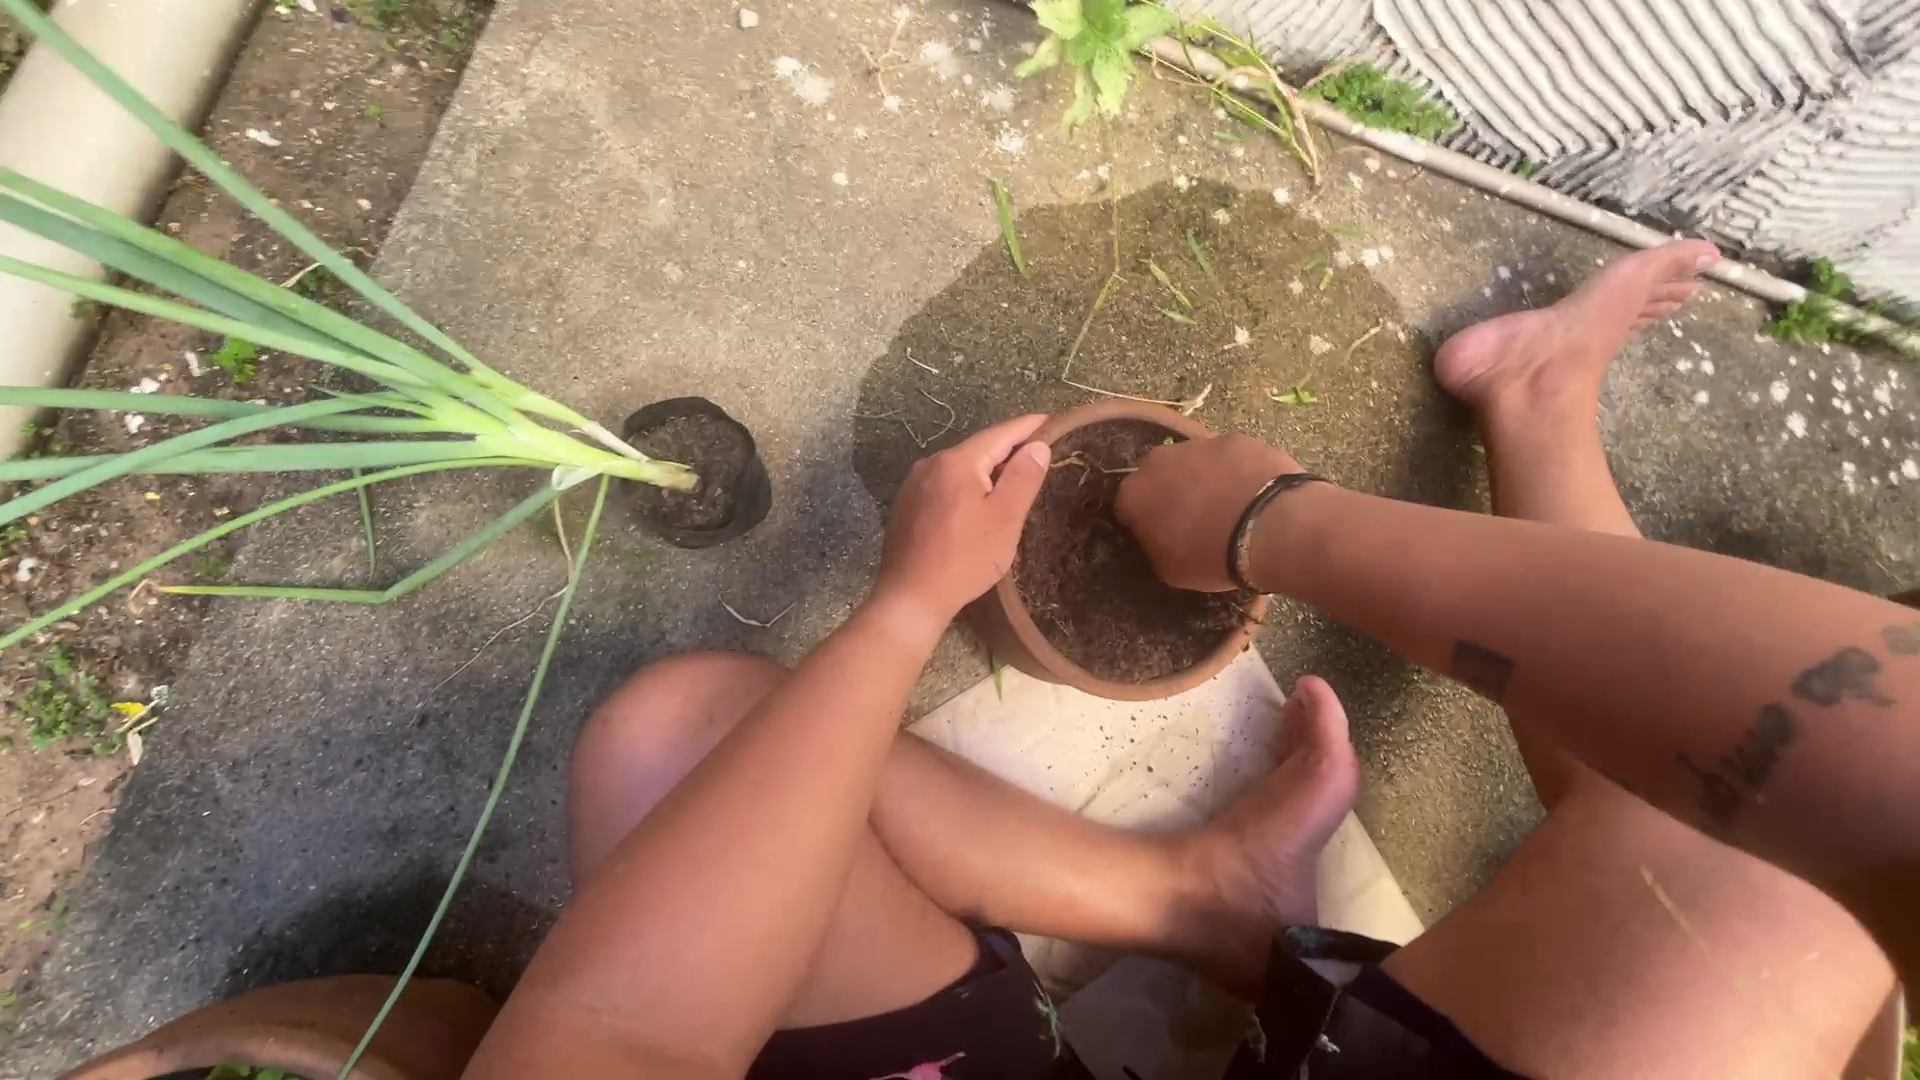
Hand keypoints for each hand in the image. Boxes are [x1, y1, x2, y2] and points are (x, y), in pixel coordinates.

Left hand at [872, 414, 1051, 631]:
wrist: (910, 597)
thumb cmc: (964, 559)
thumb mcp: (1004, 519)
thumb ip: (1023, 478)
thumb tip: (1038, 445)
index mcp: (957, 462)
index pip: (1000, 434)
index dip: (1029, 427)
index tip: (1052, 421)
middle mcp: (931, 464)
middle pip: (979, 449)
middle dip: (1009, 450)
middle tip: (1040, 454)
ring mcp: (914, 485)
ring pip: (961, 468)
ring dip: (987, 471)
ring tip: (1014, 479)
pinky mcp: (907, 506)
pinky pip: (945, 485)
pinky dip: (967, 487)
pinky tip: (978, 504)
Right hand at [1115, 432, 1303, 591]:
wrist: (1269, 527)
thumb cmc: (1210, 555)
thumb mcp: (1170, 570)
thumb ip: (1155, 547)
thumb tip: (1159, 537)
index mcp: (1134, 494)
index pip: (1126, 507)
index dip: (1142, 522)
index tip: (1160, 536)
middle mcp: (1158, 461)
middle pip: (1157, 475)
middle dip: (1169, 491)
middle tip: (1193, 518)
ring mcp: (1198, 444)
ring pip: (1193, 461)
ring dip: (1203, 478)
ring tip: (1229, 505)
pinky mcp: (1236, 438)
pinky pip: (1229, 456)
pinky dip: (1236, 470)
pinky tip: (1253, 492)